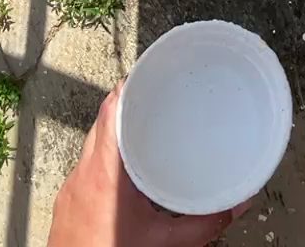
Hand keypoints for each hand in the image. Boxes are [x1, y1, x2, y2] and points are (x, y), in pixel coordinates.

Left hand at [47, 84, 249, 246]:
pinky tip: (124, 169)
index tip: (147, 74)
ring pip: (92, 142)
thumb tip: (237, 204)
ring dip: (116, 131)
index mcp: (105, 173)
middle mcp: (84, 173)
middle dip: (128, 104)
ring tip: (143, 128)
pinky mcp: (67, 202)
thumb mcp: (165, 244)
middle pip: (102, 120)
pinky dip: (106, 156)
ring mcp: (71, 187)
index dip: (128, 86)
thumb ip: (204, 223)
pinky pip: (86, 164)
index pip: (111, 109)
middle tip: (153, 97)